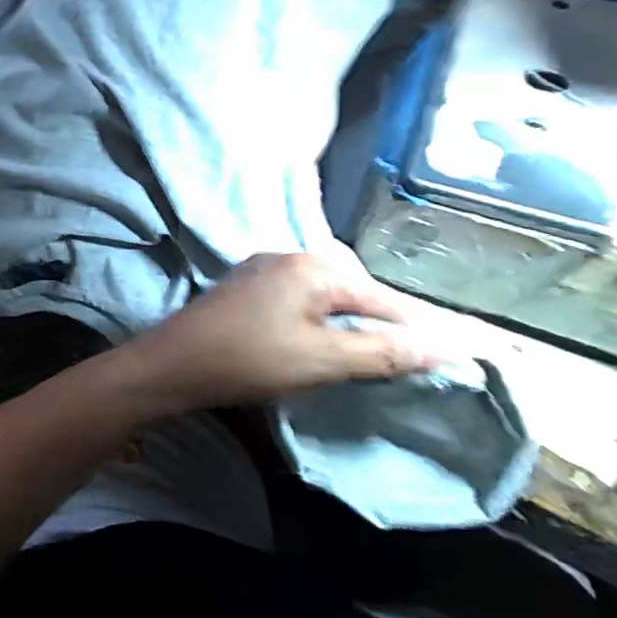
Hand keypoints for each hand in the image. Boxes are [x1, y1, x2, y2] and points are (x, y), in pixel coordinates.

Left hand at [119, 252, 453, 413]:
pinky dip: (317, 315)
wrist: (173, 362)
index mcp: (314, 267)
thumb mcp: (321, 360)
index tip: (441, 358)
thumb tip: (443, 347)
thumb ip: (381, 352)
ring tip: (369, 352)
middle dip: (381, 321)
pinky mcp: (244, 285)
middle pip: (353, 288)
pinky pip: (297, 295)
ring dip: (348, 318)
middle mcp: (290, 255)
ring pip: (324, 291)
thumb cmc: (249, 360)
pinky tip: (319, 337)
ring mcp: (262, 267)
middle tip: (404, 358)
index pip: (381, 298)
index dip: (412, 330)